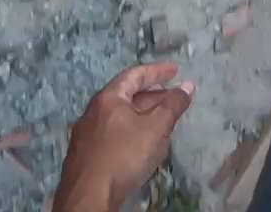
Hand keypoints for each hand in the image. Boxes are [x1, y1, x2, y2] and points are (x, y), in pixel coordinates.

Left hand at [52, 63, 194, 211]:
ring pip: (118, 117)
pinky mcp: (82, 158)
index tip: (176, 71)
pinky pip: (110, 134)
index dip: (157, 71)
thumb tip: (187, 86)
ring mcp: (84, 137)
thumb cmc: (124, 156)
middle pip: (125, 96)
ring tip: (161, 122)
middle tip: (173, 99)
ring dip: (141, 115)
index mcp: (107, 99)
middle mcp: (91, 114)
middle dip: (152, 95)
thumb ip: (174, 104)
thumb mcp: (157, 127)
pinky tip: (140, 145)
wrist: (87, 203)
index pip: (134, 75)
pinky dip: (129, 130)